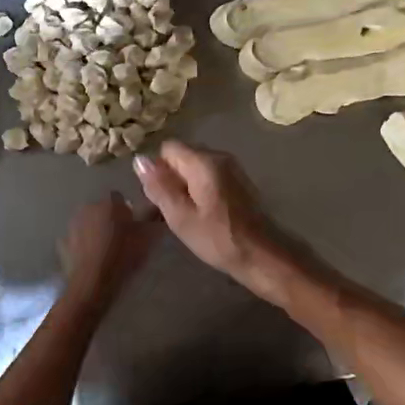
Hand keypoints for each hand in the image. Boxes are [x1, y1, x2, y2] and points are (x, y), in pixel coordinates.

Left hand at [60, 193, 160, 311]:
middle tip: (120, 238)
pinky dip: (82, 244)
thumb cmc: (122, 258)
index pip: (120, 198)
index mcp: (110, 204)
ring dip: (94, 230)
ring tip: (105, 250)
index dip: (126, 211)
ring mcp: (72, 225)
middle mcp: (89, 208)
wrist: (92, 284)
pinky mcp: (62, 242)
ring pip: (87, 222)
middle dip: (109, 219)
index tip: (132, 225)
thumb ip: (152, 219)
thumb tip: (157, 207)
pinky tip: (90, 258)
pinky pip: (76, 239)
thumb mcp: (146, 239)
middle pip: (102, 209)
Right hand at [134, 142, 308, 302]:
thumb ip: (159, 186)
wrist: (264, 256)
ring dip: (184, 188)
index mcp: (203, 161)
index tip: (157, 197)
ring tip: (182, 217)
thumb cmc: (218, 238)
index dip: (157, 170)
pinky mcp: (239, 183)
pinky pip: (210, 178)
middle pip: (182, 157)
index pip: (168, 148)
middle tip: (166, 212)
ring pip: (195, 169)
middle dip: (170, 179)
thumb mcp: (180, 216)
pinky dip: (200, 192)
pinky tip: (201, 217)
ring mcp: (232, 169)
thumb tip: (139, 160)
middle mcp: (219, 157)